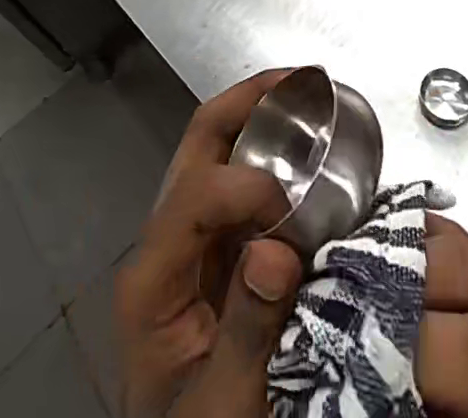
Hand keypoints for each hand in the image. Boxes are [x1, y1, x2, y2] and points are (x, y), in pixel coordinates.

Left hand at [115, 69, 302, 417]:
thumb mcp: (216, 405)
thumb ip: (245, 333)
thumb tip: (277, 250)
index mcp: (152, 275)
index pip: (190, 197)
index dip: (240, 185)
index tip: (291, 202)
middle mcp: (169, 242)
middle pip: (197, 150)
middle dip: (243, 107)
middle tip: (296, 82)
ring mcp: (196, 243)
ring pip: (220, 161)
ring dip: (262, 125)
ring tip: (308, 103)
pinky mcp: (223, 255)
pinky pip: (247, 196)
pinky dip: (279, 168)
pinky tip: (314, 163)